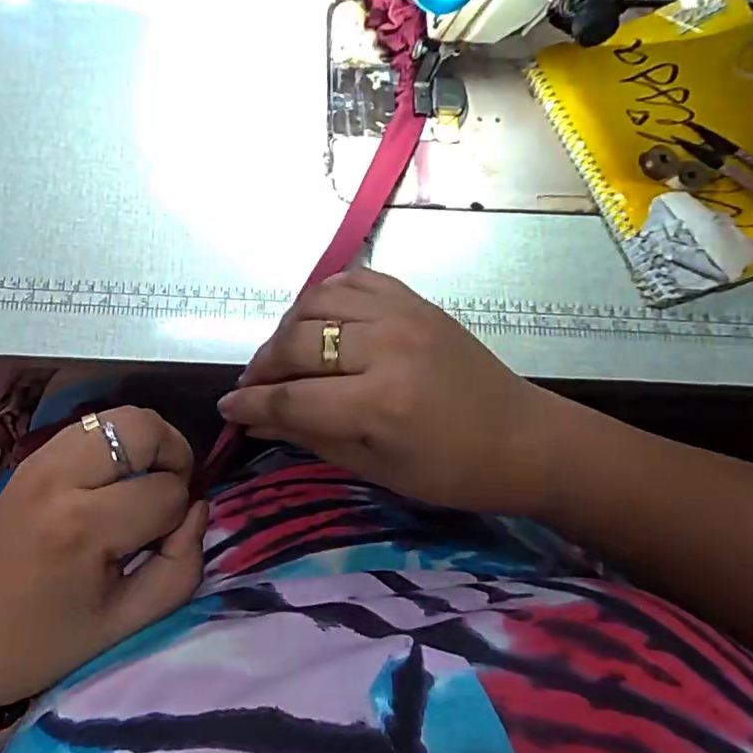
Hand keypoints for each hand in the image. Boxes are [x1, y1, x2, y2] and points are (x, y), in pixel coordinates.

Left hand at [0, 407, 207, 706]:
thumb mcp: (128, 622)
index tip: (162, 543)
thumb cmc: (48, 641)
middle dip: (174, 454)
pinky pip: (94, 426)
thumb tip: (197, 509)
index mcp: (81, 527)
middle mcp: (58, 478)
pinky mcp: (32, 457)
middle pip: (143, 426)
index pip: (166, 491)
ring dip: (147, 444)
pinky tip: (114, 480)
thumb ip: (181, 566)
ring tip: (143, 483)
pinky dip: (118, 443)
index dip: (180, 516)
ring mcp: (39, 460)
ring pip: (120, 415)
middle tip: (169, 491)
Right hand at [218, 269, 583, 515]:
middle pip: (296, 344)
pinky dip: (325, 295)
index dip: (251, 405)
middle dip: (262, 367)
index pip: (292, 398)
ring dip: (287, 328)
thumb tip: (257, 420)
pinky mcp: (416, 301)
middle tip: (253, 387)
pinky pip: (355, 280)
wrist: (524, 438)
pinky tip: (317, 318)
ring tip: (282, 355)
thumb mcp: (377, 469)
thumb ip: (312, 437)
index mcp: (381, 403)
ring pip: (317, 302)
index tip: (227, 409)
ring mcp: (403, 314)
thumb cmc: (453, 472)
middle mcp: (387, 347)